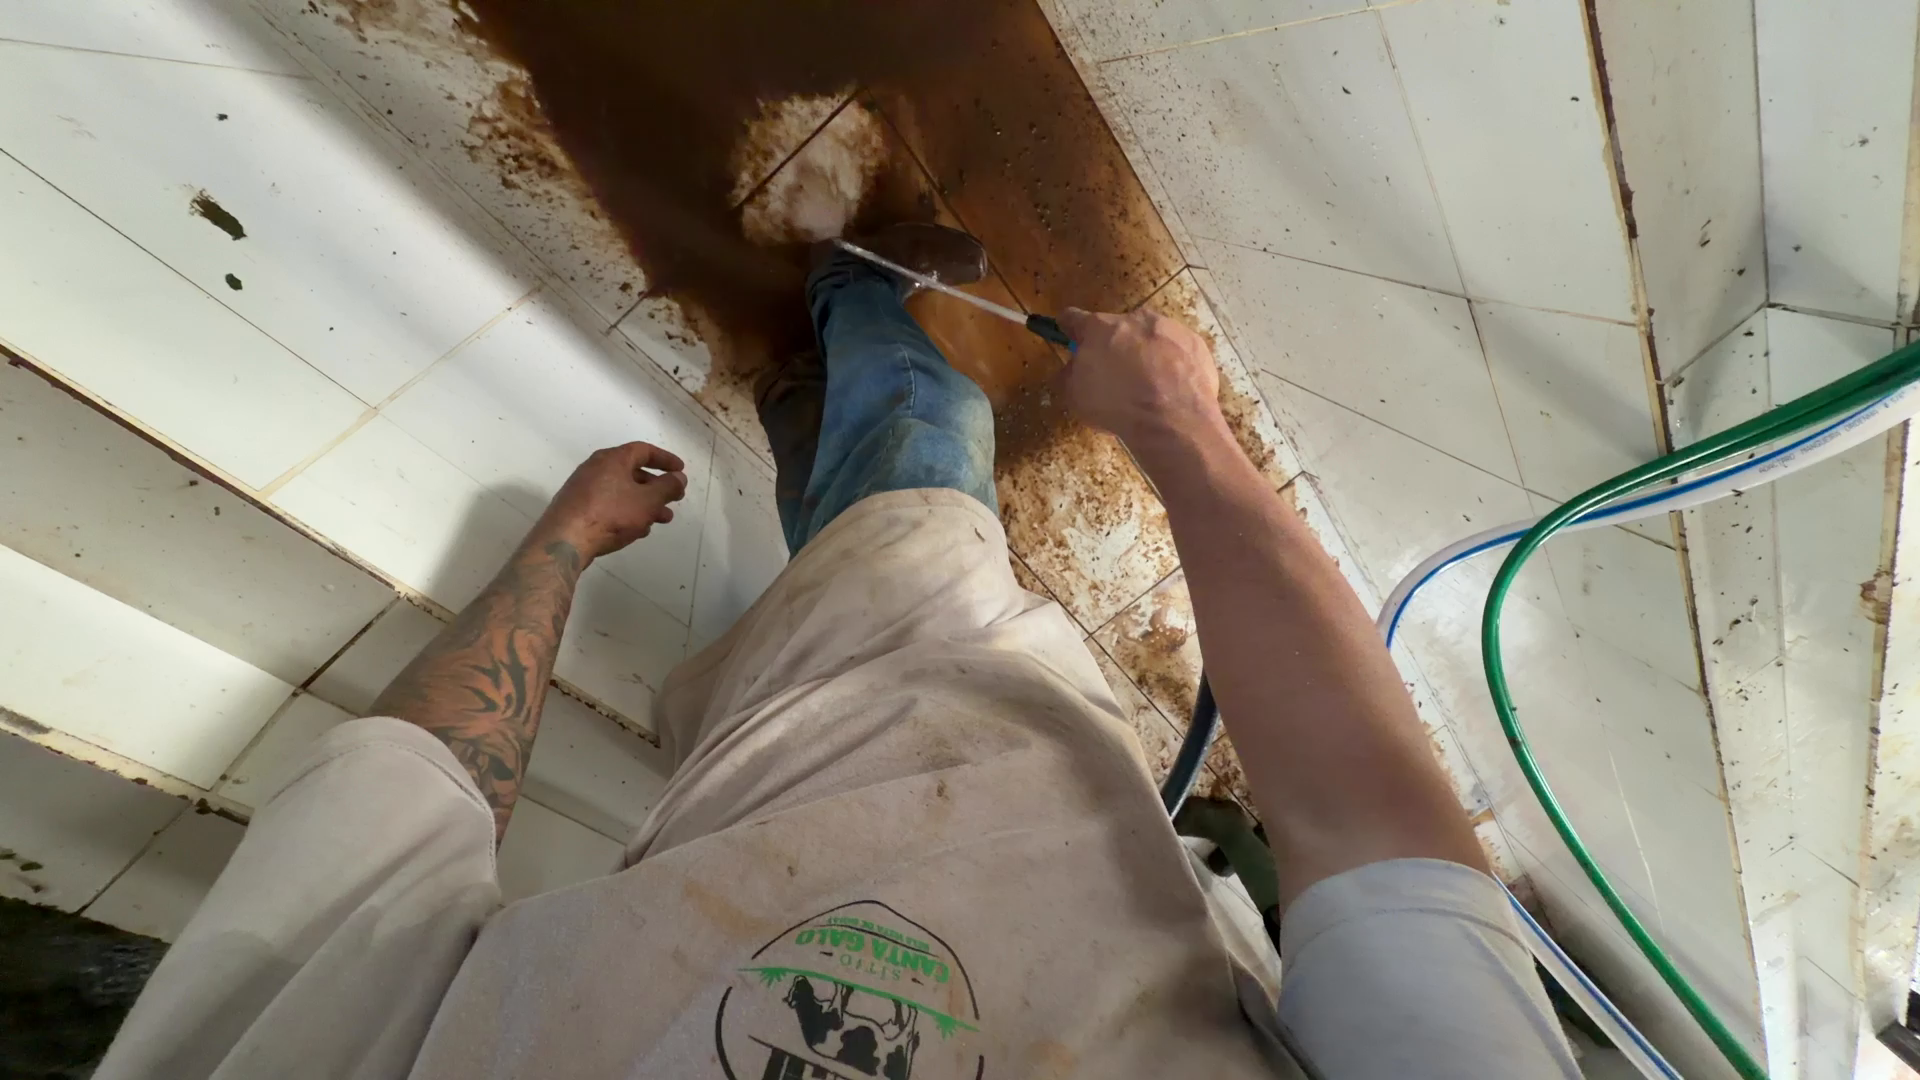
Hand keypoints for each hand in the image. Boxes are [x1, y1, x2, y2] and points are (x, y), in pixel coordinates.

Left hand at [533, 442, 687, 561]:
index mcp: (612, 460)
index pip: (643, 450)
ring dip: (646, 503)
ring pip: (623, 491)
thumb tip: (679, 477)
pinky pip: (610, 504)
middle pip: (633, 472)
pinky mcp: (578, 508)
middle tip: (676, 497)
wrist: (564, 541)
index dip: (665, 459)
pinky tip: (639, 529)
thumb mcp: (648, 500)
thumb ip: (667, 487)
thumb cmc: (611, 514)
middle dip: (658, 486)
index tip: (681, 470)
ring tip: (663, 519)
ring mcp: (584, 489)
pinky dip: (628, 511)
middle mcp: (596, 469)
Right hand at [1056, 308, 1226, 453]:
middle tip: (1114, 376)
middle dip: (1113, 346)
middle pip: (1117, 328)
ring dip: (1144, 354)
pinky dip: (1171, 365)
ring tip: (1148, 387)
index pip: (1073, 318)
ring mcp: (1169, 328)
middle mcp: (1135, 319)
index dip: (1068, 328)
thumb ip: (1070, 373)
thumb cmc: (1116, 406)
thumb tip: (1074, 366)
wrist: (1172, 420)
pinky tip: (1170, 389)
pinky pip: (1176, 351)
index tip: (1068, 336)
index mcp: (1099, 328)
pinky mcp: (1195, 343)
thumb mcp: (1075, 396)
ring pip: (1149, 337)